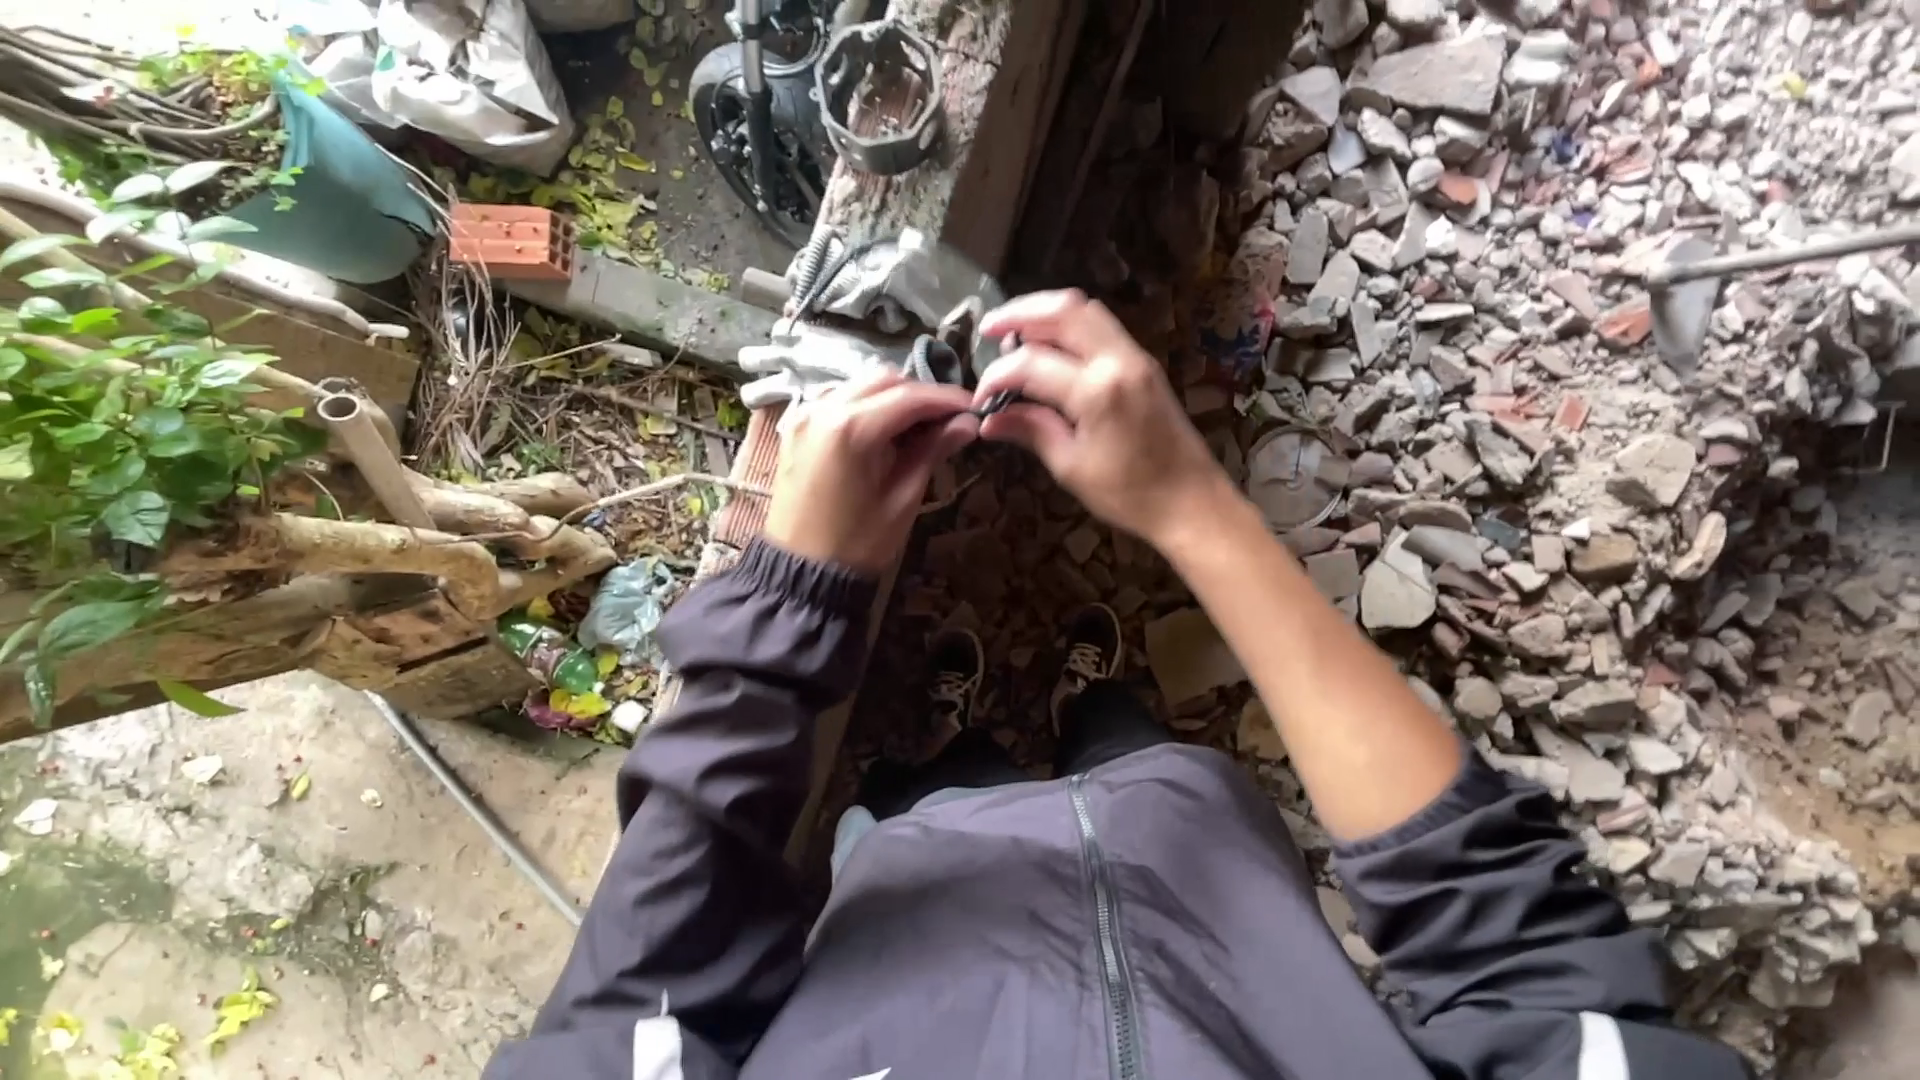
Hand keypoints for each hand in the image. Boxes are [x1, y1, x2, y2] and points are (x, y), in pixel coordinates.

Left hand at [765, 370, 978, 573]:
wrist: (801, 571)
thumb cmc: (856, 543)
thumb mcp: (902, 499)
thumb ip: (932, 451)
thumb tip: (966, 423)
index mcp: (851, 429)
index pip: (909, 396)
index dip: (946, 399)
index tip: (973, 408)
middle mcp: (823, 409)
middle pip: (884, 379)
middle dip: (920, 394)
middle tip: (948, 418)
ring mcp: (804, 415)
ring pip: (860, 384)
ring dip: (892, 395)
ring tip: (918, 425)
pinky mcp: (796, 427)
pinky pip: (837, 398)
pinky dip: (865, 404)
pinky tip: (882, 428)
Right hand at [972, 290, 1232, 547]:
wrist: (1193, 502)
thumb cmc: (1130, 494)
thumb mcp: (1071, 467)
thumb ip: (1030, 431)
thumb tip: (989, 420)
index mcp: (1097, 390)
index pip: (1031, 363)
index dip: (996, 376)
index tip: (979, 399)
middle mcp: (1118, 360)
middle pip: (1063, 310)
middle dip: (1019, 313)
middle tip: (988, 330)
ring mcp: (1136, 357)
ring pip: (1085, 310)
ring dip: (1045, 313)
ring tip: (1015, 333)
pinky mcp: (1144, 364)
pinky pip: (1102, 326)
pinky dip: (1070, 325)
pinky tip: (1050, 346)